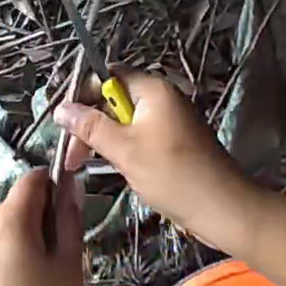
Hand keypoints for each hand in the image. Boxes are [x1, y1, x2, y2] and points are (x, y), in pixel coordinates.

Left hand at [0, 169, 83, 285]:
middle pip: (15, 205)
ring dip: (22, 240)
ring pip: (0, 230)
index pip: (31, 179)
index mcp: (8, 222)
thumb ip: (70, 222)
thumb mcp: (68, 270)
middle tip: (60, 257)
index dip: (54, 185)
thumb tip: (70, 187)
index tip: (70, 212)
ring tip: (39, 284)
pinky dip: (4, 261)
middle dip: (39, 218)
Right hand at [54, 71, 264, 252]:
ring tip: (84, 162)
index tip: (65, 122)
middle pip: (114, 98)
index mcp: (153, 89)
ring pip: (124, 120)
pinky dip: (122, 147)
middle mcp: (162, 97)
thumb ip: (90, 127)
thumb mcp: (124, 150)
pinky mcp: (174, 140)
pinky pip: (139, 134)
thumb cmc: (173, 175)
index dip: (83, 94)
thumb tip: (60, 109)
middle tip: (72, 154)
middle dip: (90, 122)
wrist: (224, 210)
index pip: (108, 75)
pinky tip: (113, 166)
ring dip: (104, 138)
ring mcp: (169, 119)